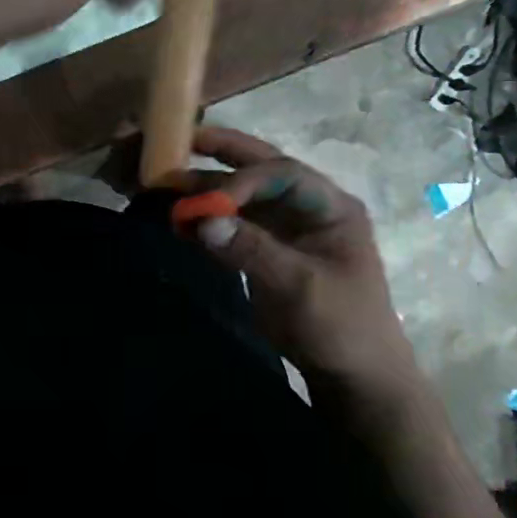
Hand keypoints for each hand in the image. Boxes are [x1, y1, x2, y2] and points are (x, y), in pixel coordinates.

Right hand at [186, 127, 424, 406]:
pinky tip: (178, 221)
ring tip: (165, 184)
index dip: (244, 180)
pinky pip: (231, 228)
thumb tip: (203, 221)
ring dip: (205, 191)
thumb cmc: (342, 326)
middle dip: (221, 155)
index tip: (210, 203)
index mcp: (330, 206)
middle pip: (260, 170)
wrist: (352, 376)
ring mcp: (283, 229)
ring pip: (240, 198)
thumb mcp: (302, 287)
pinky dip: (205, 223)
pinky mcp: (264, 252)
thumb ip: (253, 250)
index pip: (283, 174)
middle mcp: (305, 208)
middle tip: (182, 141)